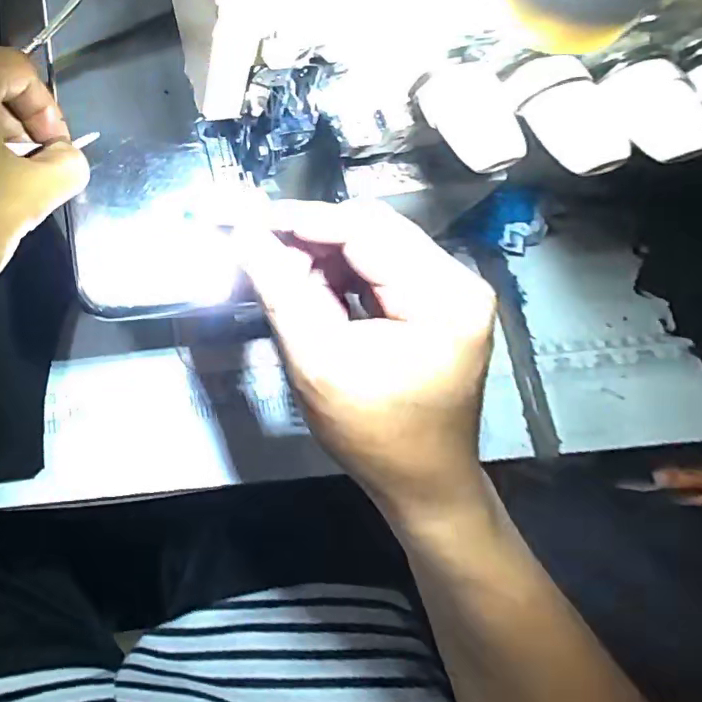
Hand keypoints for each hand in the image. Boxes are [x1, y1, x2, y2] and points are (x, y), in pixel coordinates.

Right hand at [237, 199, 496, 517]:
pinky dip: (339, 267)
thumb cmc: (372, 435)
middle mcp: (456, 279)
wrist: (420, 481)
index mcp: (443, 297)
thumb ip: (281, 291)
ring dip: (322, 250)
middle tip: (260, 246)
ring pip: (372, 240)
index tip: (249, 220)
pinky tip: (310, 282)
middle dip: (310, 234)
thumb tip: (245, 235)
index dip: (302, 220)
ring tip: (280, 268)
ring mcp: (450, 287)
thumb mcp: (317, 362)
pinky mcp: (435, 298)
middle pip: (371, 228)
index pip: (364, 231)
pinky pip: (378, 262)